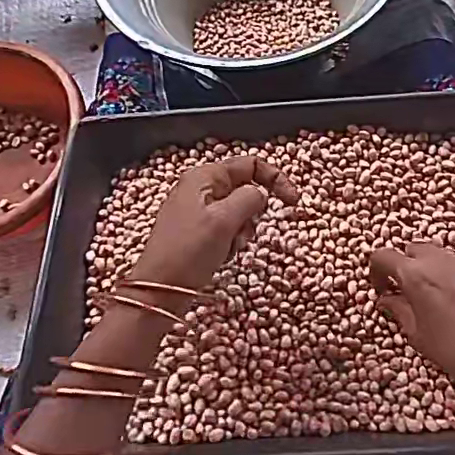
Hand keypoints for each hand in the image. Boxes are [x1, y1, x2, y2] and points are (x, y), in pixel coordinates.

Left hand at [131, 156, 300, 289]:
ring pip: (238, 214)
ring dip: (241, 233)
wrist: (159, 289)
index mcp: (203, 177)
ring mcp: (197, 212)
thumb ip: (249, 199)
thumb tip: (260, 194)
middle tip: (240, 233)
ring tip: (226, 248)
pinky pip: (226, 232)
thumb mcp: (224, 219)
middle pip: (245, 191)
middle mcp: (199, 189)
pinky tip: (219, 256)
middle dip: (251, 215)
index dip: (275, 179)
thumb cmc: (189, 251)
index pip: (250, 164)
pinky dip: (230, 243)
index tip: (294, 202)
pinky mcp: (197, 233)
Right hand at [368, 242, 454, 423]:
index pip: (383, 256)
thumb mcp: (416, 334)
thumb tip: (388, 299)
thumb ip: (398, 309)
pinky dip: (454, 275)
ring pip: (438, 255)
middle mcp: (440, 260)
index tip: (382, 287)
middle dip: (404, 267)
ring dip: (430, 269)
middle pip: (412, 250)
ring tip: (435, 297)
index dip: (377, 271)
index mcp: (416, 275)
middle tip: (405, 291)